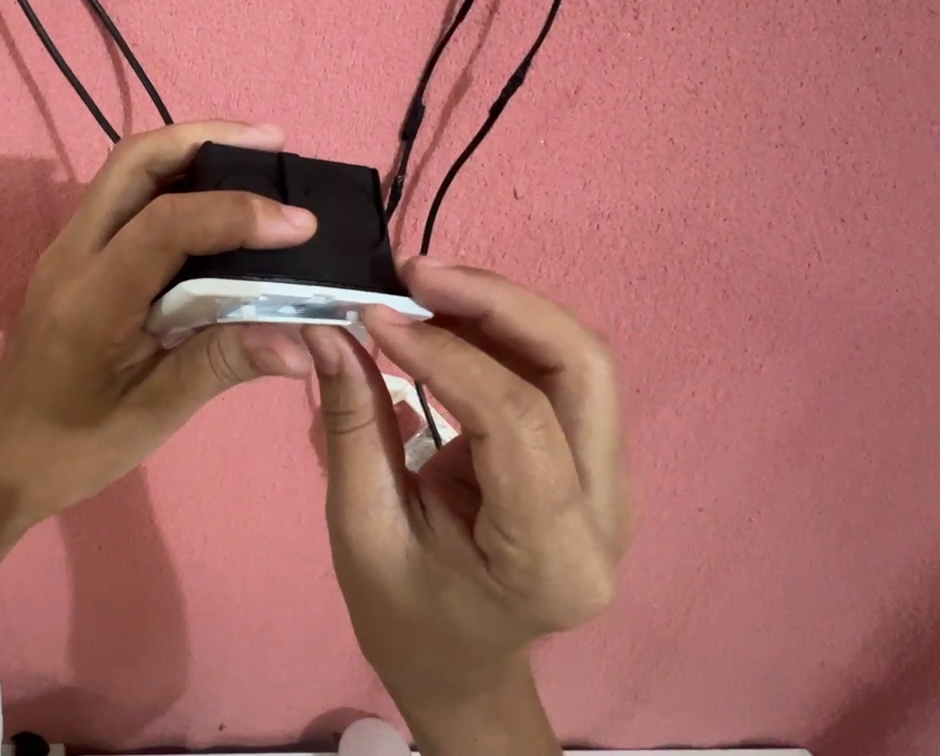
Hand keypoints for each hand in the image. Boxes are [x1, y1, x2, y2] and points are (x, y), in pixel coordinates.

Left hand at [0, 120, 317, 527]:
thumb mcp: (155, 413)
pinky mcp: (73, 257)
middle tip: (273, 142)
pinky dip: (173, 181)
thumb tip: (300, 342)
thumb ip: (223, 363)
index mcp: (92, 297)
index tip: (300, 224)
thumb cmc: (76, 445)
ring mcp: (67, 249)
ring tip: (254, 158)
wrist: (4, 455)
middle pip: (133, 161)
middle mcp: (73, 254)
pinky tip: (214, 199)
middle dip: (207, 138)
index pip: (166, 224)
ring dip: (190, 151)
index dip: (237, 213)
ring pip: (126, 171)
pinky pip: (124, 197)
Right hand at [303, 258, 629, 740]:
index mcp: (551, 557)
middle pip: (582, 369)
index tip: (373, 316)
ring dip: (499, 306)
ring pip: (578, 358)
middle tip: (414, 274)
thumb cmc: (405, 616)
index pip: (516, 422)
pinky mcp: (588, 458)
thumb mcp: (361, 529)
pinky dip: (498, 329)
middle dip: (498, 303)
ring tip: (421, 284)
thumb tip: (330, 330)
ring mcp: (609, 481)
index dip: (444, 354)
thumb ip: (353, 426)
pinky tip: (443, 314)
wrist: (460, 666)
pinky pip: (554, 372)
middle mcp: (606, 512)